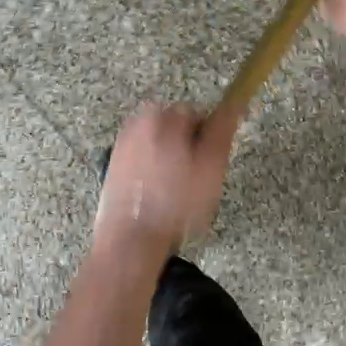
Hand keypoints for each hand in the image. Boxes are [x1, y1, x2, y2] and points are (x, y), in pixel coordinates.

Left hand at [95, 103, 241, 257]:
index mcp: (162, 118)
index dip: (208, 139)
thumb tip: (232, 106)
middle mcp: (138, 124)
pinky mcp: (113, 165)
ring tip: (175, 190)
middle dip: (187, 146)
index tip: (210, 163)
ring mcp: (123, 144)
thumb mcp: (211, 167)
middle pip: (174, 126)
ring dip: (169, 158)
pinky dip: (152, 170)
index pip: (196, 114)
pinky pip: (142, 159)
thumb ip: (221, 131)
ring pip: (158, 143)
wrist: (131, 239)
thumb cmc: (175, 205)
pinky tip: (157, 194)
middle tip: (195, 178)